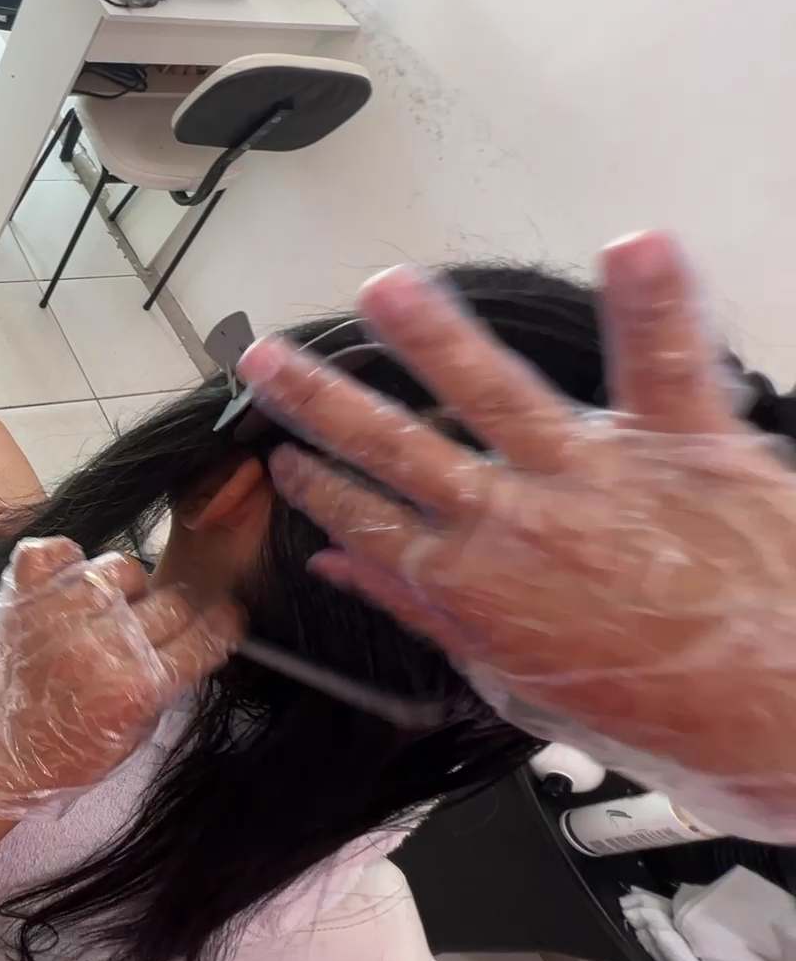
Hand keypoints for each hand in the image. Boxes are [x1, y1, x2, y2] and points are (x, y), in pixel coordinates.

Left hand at [0, 537, 242, 818]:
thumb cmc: (72, 751)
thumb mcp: (139, 732)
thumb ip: (167, 681)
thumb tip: (193, 635)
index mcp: (138, 685)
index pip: (207, 634)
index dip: (223, 624)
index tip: (223, 619)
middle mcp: (102, 643)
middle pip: (171, 600)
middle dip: (175, 612)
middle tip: (157, 624)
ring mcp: (59, 614)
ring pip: (121, 567)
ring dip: (126, 586)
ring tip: (110, 608)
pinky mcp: (23, 599)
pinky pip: (52, 551)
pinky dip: (65, 557)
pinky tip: (70, 578)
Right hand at [236, 231, 795, 835]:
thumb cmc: (661, 715)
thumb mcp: (508, 680)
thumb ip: (417, 608)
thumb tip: (338, 566)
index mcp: (464, 582)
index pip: (355, 517)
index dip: (310, 485)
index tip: (282, 458)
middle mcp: (511, 521)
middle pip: (387, 446)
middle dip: (315, 399)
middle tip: (266, 360)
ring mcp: (598, 480)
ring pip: (494, 395)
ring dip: (431, 338)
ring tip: (383, 289)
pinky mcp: (694, 452)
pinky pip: (669, 369)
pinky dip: (652, 307)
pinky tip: (628, 245)